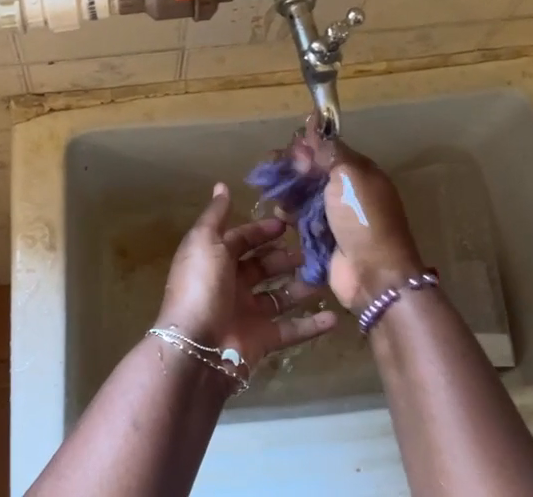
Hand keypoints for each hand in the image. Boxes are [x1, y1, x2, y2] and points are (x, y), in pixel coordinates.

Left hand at [153, 183, 339, 372]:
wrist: (198, 346)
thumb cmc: (201, 286)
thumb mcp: (204, 241)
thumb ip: (216, 215)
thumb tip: (221, 185)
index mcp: (215, 260)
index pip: (241, 240)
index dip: (261, 231)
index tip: (288, 224)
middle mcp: (231, 284)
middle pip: (263, 266)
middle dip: (286, 257)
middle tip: (314, 248)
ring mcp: (248, 313)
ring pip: (280, 296)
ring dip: (303, 286)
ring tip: (327, 275)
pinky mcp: (263, 340)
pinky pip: (292, 330)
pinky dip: (312, 325)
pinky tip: (335, 318)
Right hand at [287, 129, 425, 310]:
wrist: (375, 274)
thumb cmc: (363, 219)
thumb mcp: (350, 175)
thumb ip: (330, 150)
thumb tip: (314, 125)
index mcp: (359, 172)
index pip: (328, 149)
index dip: (308, 146)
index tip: (291, 150)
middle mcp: (346, 190)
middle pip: (312, 170)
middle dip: (291, 167)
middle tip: (271, 169)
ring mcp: (333, 215)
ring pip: (303, 193)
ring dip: (287, 189)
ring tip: (271, 190)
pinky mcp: (321, 237)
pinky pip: (300, 217)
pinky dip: (288, 213)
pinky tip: (280, 212)